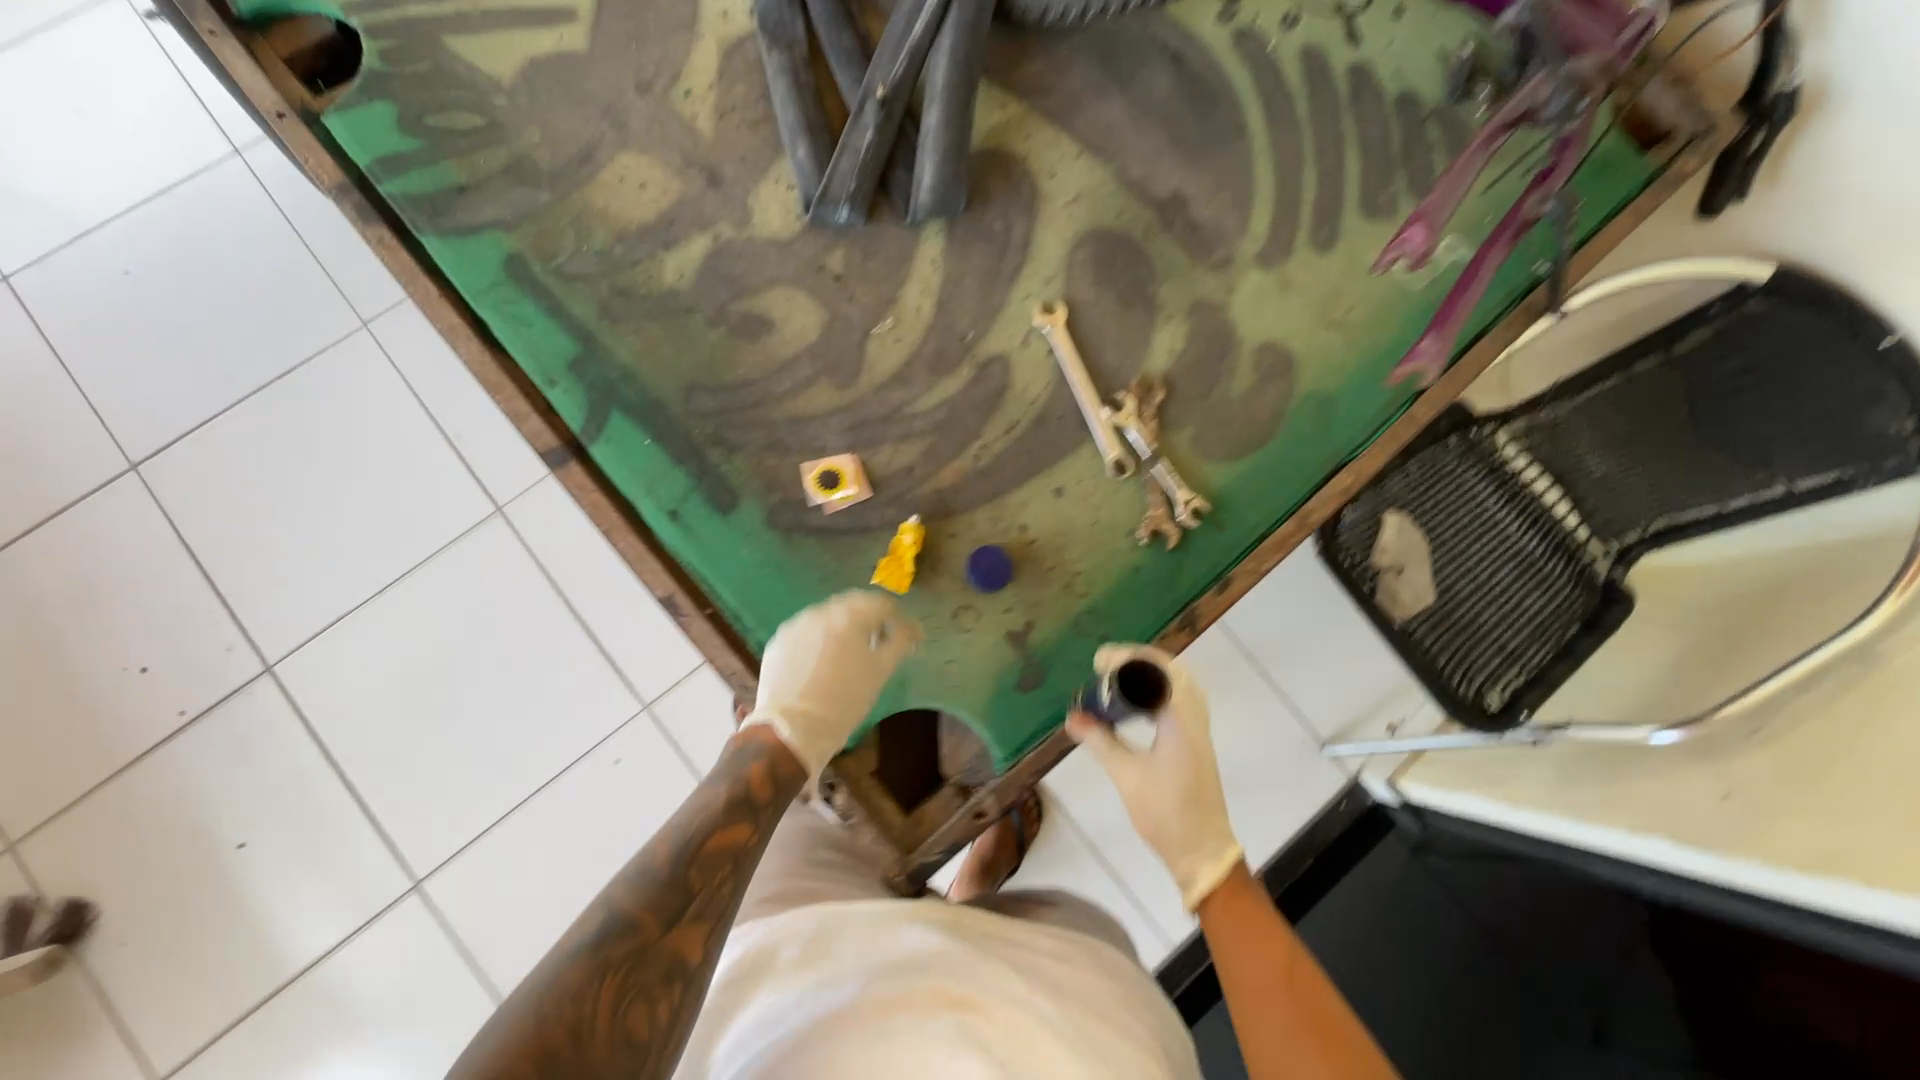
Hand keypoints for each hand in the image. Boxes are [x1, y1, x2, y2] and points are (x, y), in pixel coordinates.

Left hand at [743, 589, 921, 783]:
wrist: (792, 729)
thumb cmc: (844, 701)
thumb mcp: (880, 673)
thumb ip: (899, 643)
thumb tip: (912, 631)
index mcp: (850, 616)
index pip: (882, 603)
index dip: (898, 618)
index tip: (907, 637)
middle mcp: (821, 612)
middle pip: (853, 605)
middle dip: (870, 620)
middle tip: (880, 643)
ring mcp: (796, 625)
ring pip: (828, 617)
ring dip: (843, 628)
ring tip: (850, 654)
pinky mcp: (779, 641)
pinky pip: (807, 632)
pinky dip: (820, 640)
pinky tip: (822, 663)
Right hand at [1066, 644, 1243, 909]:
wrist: (1202, 849)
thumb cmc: (1165, 813)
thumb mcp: (1126, 775)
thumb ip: (1100, 741)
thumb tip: (1072, 717)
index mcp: (1180, 719)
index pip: (1156, 670)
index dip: (1126, 659)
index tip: (1097, 662)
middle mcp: (1194, 716)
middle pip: (1171, 669)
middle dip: (1137, 660)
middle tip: (1106, 665)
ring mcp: (1198, 728)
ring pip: (1178, 684)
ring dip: (1149, 675)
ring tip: (1117, 679)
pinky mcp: (1196, 740)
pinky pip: (1180, 700)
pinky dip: (1156, 693)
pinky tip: (1135, 704)